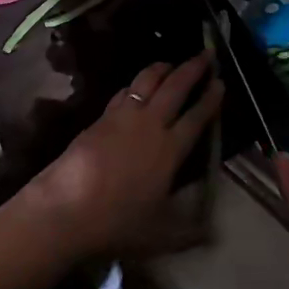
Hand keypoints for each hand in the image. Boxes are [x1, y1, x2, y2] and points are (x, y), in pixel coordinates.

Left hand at [22, 52, 224, 260]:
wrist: (68, 205)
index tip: (221, 81)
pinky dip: (136, 83)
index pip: (196, 117)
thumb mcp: (163, 233)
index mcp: (170, 149)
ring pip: (145, 82)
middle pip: (173, 88)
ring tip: (171, 62)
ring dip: (161, 68)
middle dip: (191, 69)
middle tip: (205, 54)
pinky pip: (124, 92)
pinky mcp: (100, 117)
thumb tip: (213, 230)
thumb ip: (190, 229)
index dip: (210, 99)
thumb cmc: (119, 221)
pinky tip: (137, 85)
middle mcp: (148, 124)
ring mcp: (121, 117)